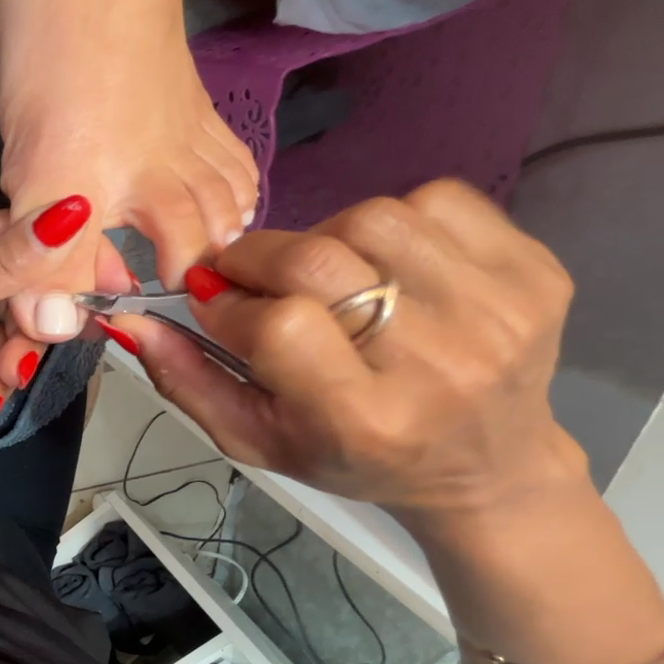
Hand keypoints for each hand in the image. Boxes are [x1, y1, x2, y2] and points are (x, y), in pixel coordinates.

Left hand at [0, 0, 259, 358]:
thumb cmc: (61, 85)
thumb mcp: (43, 186)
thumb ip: (48, 264)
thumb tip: (56, 332)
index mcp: (155, 196)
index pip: (183, 266)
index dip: (176, 301)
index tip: (164, 331)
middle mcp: (183, 166)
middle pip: (211, 228)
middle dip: (204, 267)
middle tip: (193, 300)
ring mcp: (186, 126)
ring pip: (224, 188)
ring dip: (220, 227)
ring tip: (212, 260)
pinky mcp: (175, 95)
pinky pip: (220, 149)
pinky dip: (226, 178)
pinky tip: (219, 192)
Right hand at [114, 180, 588, 518]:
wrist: (480, 462)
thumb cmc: (346, 456)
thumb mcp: (250, 437)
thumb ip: (184, 380)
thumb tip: (127, 320)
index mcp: (362, 417)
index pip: (279, 325)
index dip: (231, 307)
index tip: (218, 311)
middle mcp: (439, 362)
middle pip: (322, 260)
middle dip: (260, 258)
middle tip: (244, 275)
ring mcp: (499, 310)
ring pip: (374, 218)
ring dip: (322, 238)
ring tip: (317, 274)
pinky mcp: (536, 271)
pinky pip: (438, 201)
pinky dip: (388, 220)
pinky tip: (377, 261)